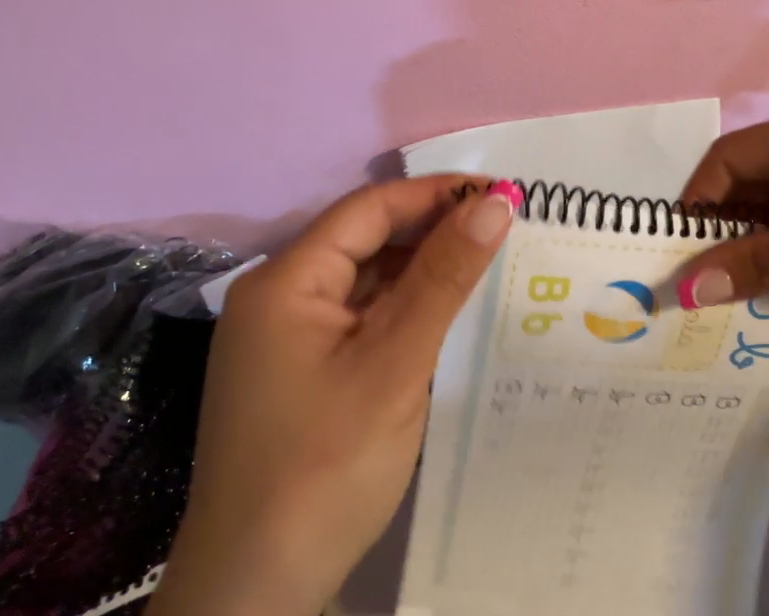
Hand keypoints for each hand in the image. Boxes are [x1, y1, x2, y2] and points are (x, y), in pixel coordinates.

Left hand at [149, 176, 520, 615]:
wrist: (258, 587)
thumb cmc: (327, 465)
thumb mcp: (396, 363)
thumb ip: (444, 277)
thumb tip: (496, 202)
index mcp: (286, 283)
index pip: (369, 210)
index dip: (437, 194)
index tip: (505, 193)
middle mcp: (278, 299)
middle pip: (366, 241)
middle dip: (435, 229)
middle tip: (510, 229)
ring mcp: (287, 340)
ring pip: (367, 280)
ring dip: (425, 269)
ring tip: (494, 263)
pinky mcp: (303, 373)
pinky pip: (362, 318)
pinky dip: (406, 308)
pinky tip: (451, 313)